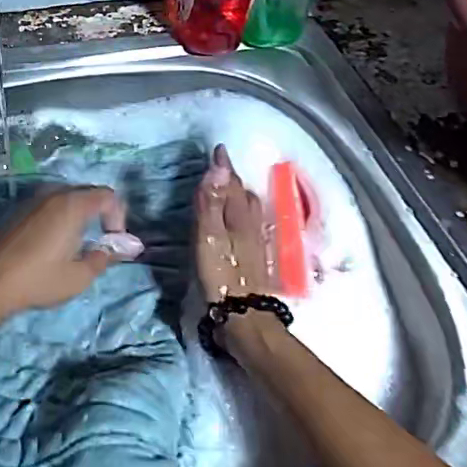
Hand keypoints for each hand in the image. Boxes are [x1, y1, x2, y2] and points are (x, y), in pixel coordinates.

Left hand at [0, 185, 135, 319]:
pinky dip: (58, 215)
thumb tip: (126, 248)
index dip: (118, 216)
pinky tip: (50, 242)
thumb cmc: (37, 280)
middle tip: (99, 242)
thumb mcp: (78, 277)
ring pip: (65, 196)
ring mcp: (32, 197)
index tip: (113, 242)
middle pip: (87, 192)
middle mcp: (53, 192)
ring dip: (78, 214)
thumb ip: (105, 257)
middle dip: (100, 214)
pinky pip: (47, 203)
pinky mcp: (16, 207)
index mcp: (72, 204)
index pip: (108, 196)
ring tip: (75, 243)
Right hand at [194, 144, 275, 301]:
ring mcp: (257, 241)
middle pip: (243, 194)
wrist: (245, 316)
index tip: (218, 150)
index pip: (231, 183)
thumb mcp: (209, 236)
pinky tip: (240, 222)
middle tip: (219, 168)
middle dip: (232, 179)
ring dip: (240, 195)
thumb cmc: (221, 274)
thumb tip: (218, 167)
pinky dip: (244, 213)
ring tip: (230, 189)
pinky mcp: (257, 257)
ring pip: (251, 209)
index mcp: (240, 215)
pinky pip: (252, 223)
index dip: (223, 167)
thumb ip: (211, 202)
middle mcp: (253, 224)